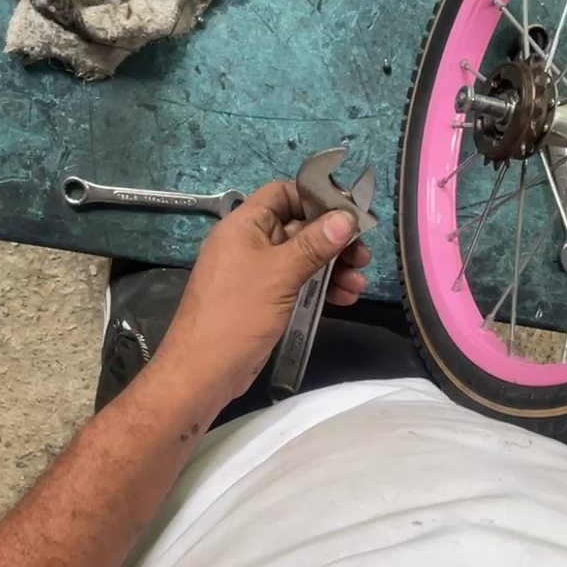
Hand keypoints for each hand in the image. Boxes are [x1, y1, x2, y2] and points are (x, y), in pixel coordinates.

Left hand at [148, 182, 370, 411]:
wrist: (204, 371)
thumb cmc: (237, 314)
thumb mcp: (279, 274)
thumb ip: (314, 244)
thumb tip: (346, 217)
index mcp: (243, 226)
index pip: (282, 194)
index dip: (314, 199)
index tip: (347, 215)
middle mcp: (249, 244)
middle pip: (298, 227)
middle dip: (333, 240)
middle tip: (362, 256)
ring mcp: (257, 274)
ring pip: (302, 259)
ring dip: (333, 267)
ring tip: (358, 284)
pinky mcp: (264, 300)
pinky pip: (297, 283)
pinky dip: (321, 287)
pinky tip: (345, 298)